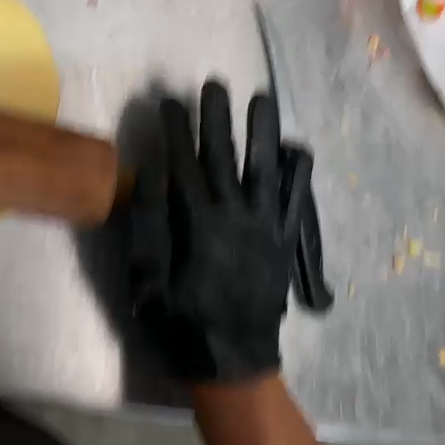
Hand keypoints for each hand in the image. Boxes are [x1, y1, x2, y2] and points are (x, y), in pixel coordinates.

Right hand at [125, 81, 313, 383]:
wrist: (228, 360)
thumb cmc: (177, 316)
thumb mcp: (146, 273)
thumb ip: (149, 221)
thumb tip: (153, 172)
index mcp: (197, 222)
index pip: (184, 163)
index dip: (176, 129)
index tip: (170, 102)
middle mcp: (234, 216)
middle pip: (224, 156)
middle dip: (217, 117)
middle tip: (213, 84)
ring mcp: (265, 228)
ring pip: (265, 169)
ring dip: (262, 131)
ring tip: (261, 98)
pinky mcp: (284, 243)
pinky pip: (296, 203)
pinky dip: (298, 175)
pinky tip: (297, 149)